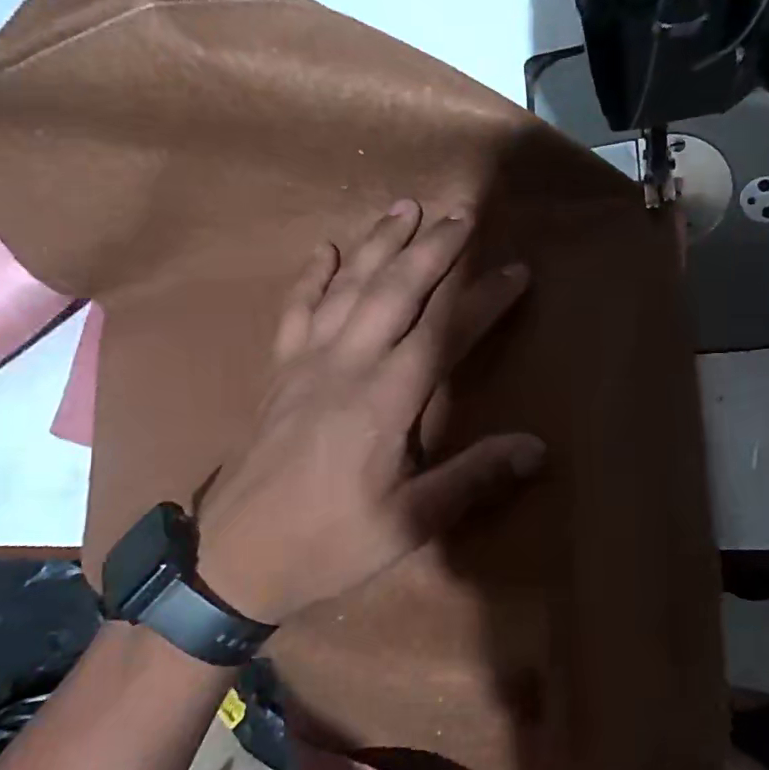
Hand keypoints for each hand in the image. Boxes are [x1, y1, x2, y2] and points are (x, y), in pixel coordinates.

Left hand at [196, 199, 543, 623]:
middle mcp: (344, 368)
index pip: (444, 332)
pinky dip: (313, 276)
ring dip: (378, 245)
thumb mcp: (412, 522)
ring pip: (346, 288)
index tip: (516, 271)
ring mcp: (305, 366)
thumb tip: (538, 448)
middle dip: (431, 249)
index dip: (483, 298)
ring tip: (404, 207)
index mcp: (383, 402)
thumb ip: (474, 478)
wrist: (230, 562)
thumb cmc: (330, 544)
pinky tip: (326, 250)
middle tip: (462, 214)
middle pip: (393, 291)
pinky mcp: (278, 375)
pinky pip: (296, 311)